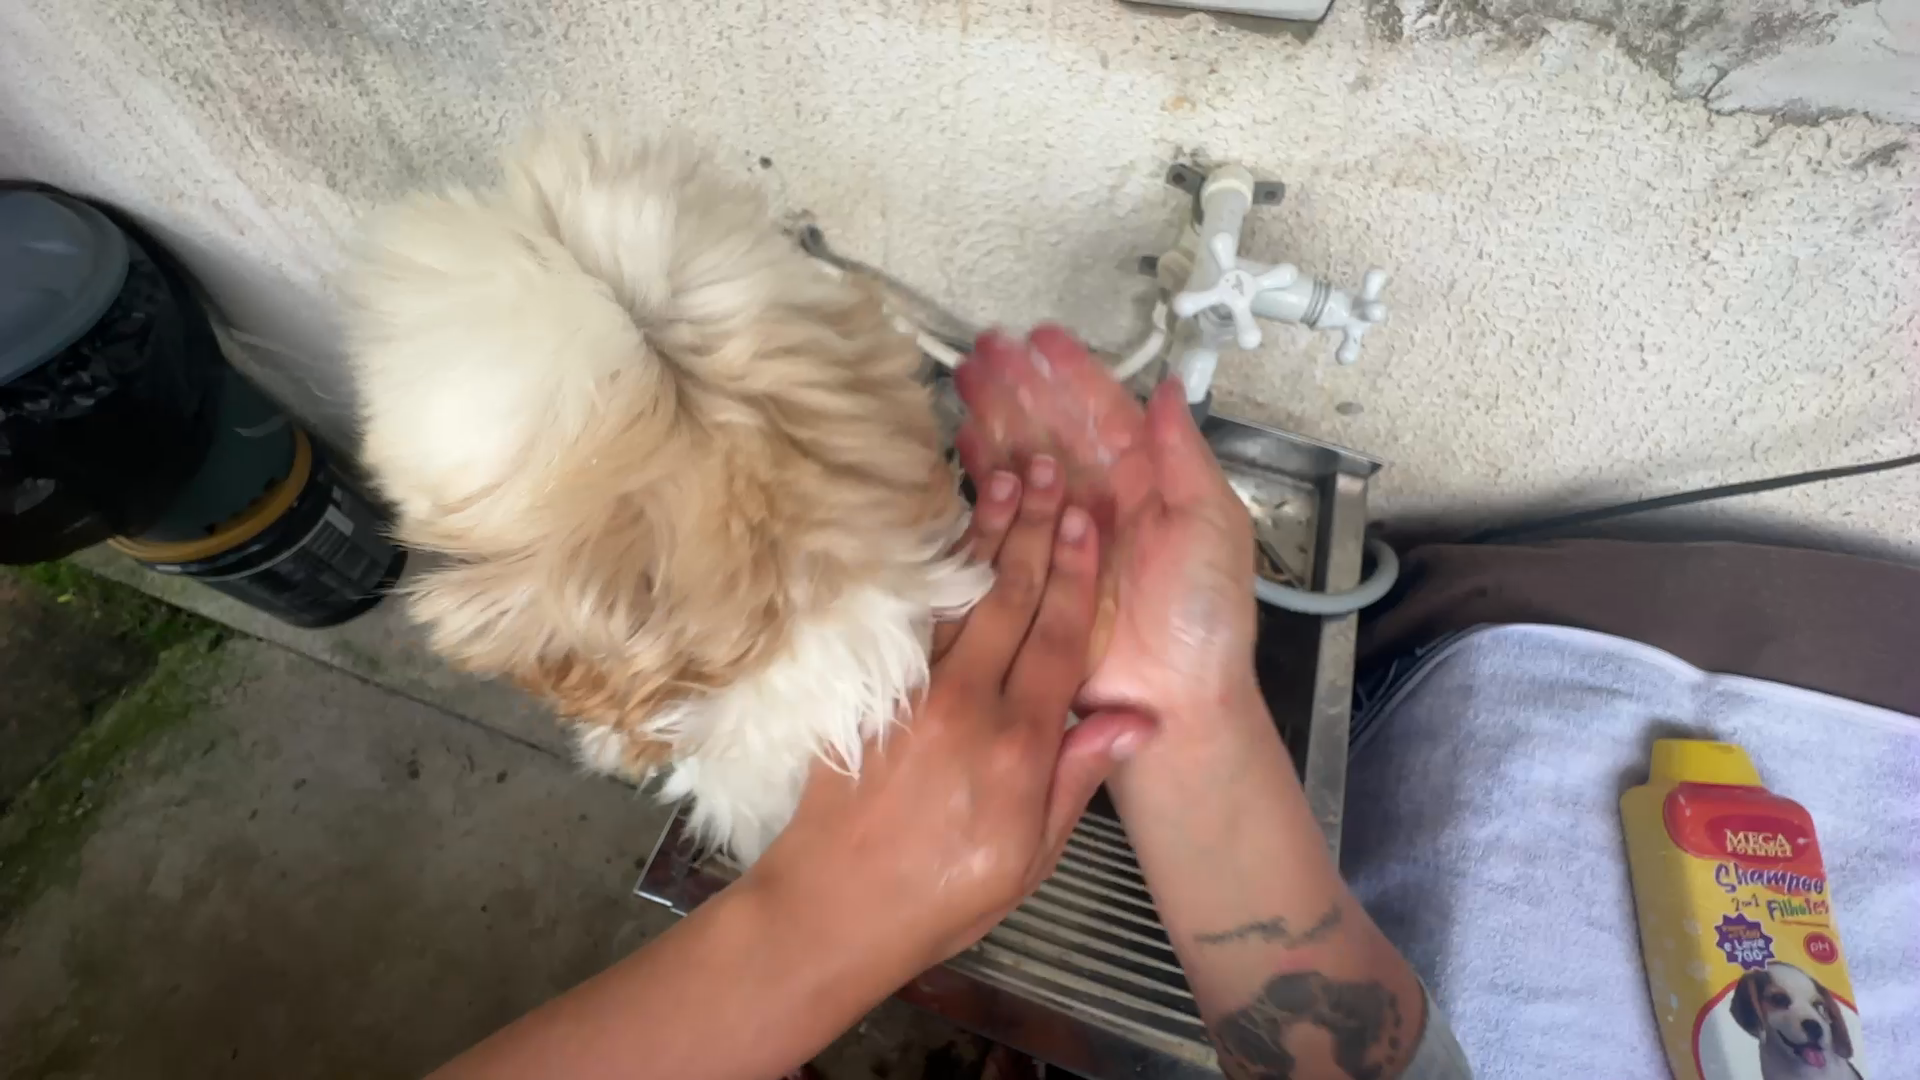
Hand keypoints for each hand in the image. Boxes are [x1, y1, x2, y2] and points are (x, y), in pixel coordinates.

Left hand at [743, 456, 1153, 974]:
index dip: (1076, 573)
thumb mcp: (1031, 856)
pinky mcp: (873, 690)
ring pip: (962, 595)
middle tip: (1048, 471)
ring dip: (987, 533)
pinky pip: (914, 618)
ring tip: (1005, 480)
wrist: (834, 908)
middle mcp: (967, 702)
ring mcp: (913, 690)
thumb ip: (1078, 775)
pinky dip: (935, 571)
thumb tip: (1134, 717)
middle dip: (1035, 529)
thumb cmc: (944, 892)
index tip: (1086, 521)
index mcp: (1018, 743)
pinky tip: (946, 536)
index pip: (1058, 638)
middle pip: (1012, 599)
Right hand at [954, 328, 1258, 737]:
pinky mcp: (1032, 564)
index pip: (1103, 412)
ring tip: (964, 376)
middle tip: (985, 346)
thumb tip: (1168, 387)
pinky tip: (964, 440)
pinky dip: (982, 476)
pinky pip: (1002, 511)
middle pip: (1053, 426)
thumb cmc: (1202, 615)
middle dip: (1020, 384)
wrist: (1170, 694)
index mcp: (1147, 479)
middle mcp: (1099, 495)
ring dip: (994, 416)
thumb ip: (1187, 457)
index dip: (1072, 374)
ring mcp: (1062, 528)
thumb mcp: (1215, 527)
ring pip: (1022, 458)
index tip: (1040, 339)